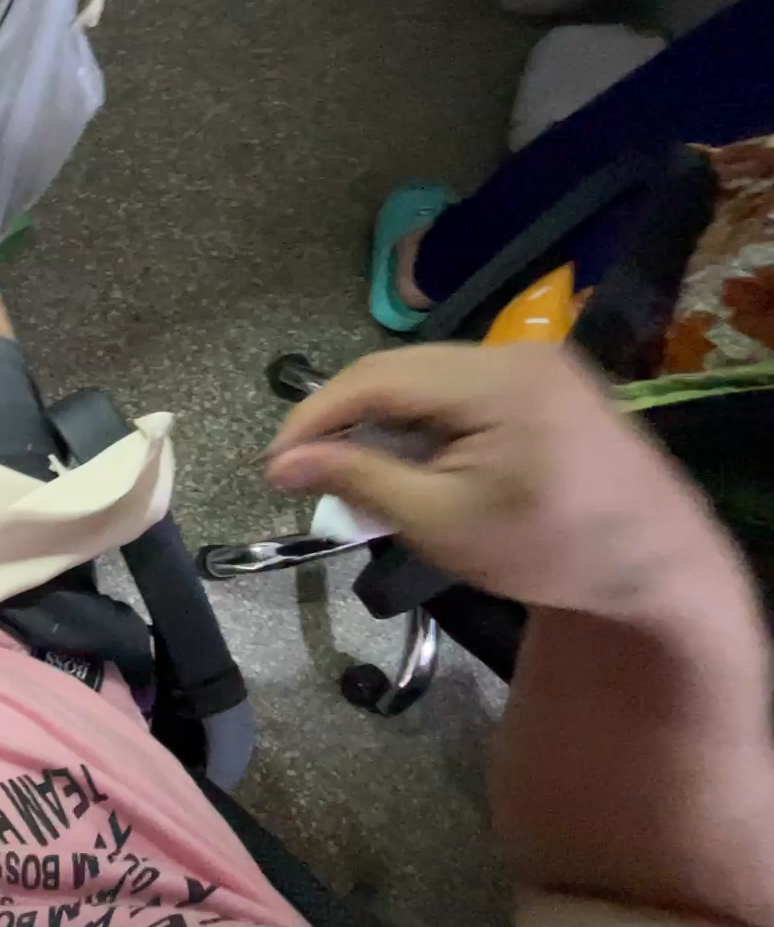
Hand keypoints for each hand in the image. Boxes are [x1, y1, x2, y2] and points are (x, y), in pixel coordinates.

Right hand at [262, 343, 733, 618]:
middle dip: (332, 419)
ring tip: (336, 467)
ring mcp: (526, 366)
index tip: (269, 464)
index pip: (371, 381)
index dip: (309, 418)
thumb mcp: (436, 518)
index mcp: (497, 381)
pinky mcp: (530, 384)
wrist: (655, 570)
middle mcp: (512, 355)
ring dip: (364, 421)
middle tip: (296, 467)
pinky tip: (388, 457)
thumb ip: (352, 478)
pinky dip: (401, 422)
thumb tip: (276, 465)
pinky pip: (439, 390)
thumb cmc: (545, 549)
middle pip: (387, 371)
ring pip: (408, 378)